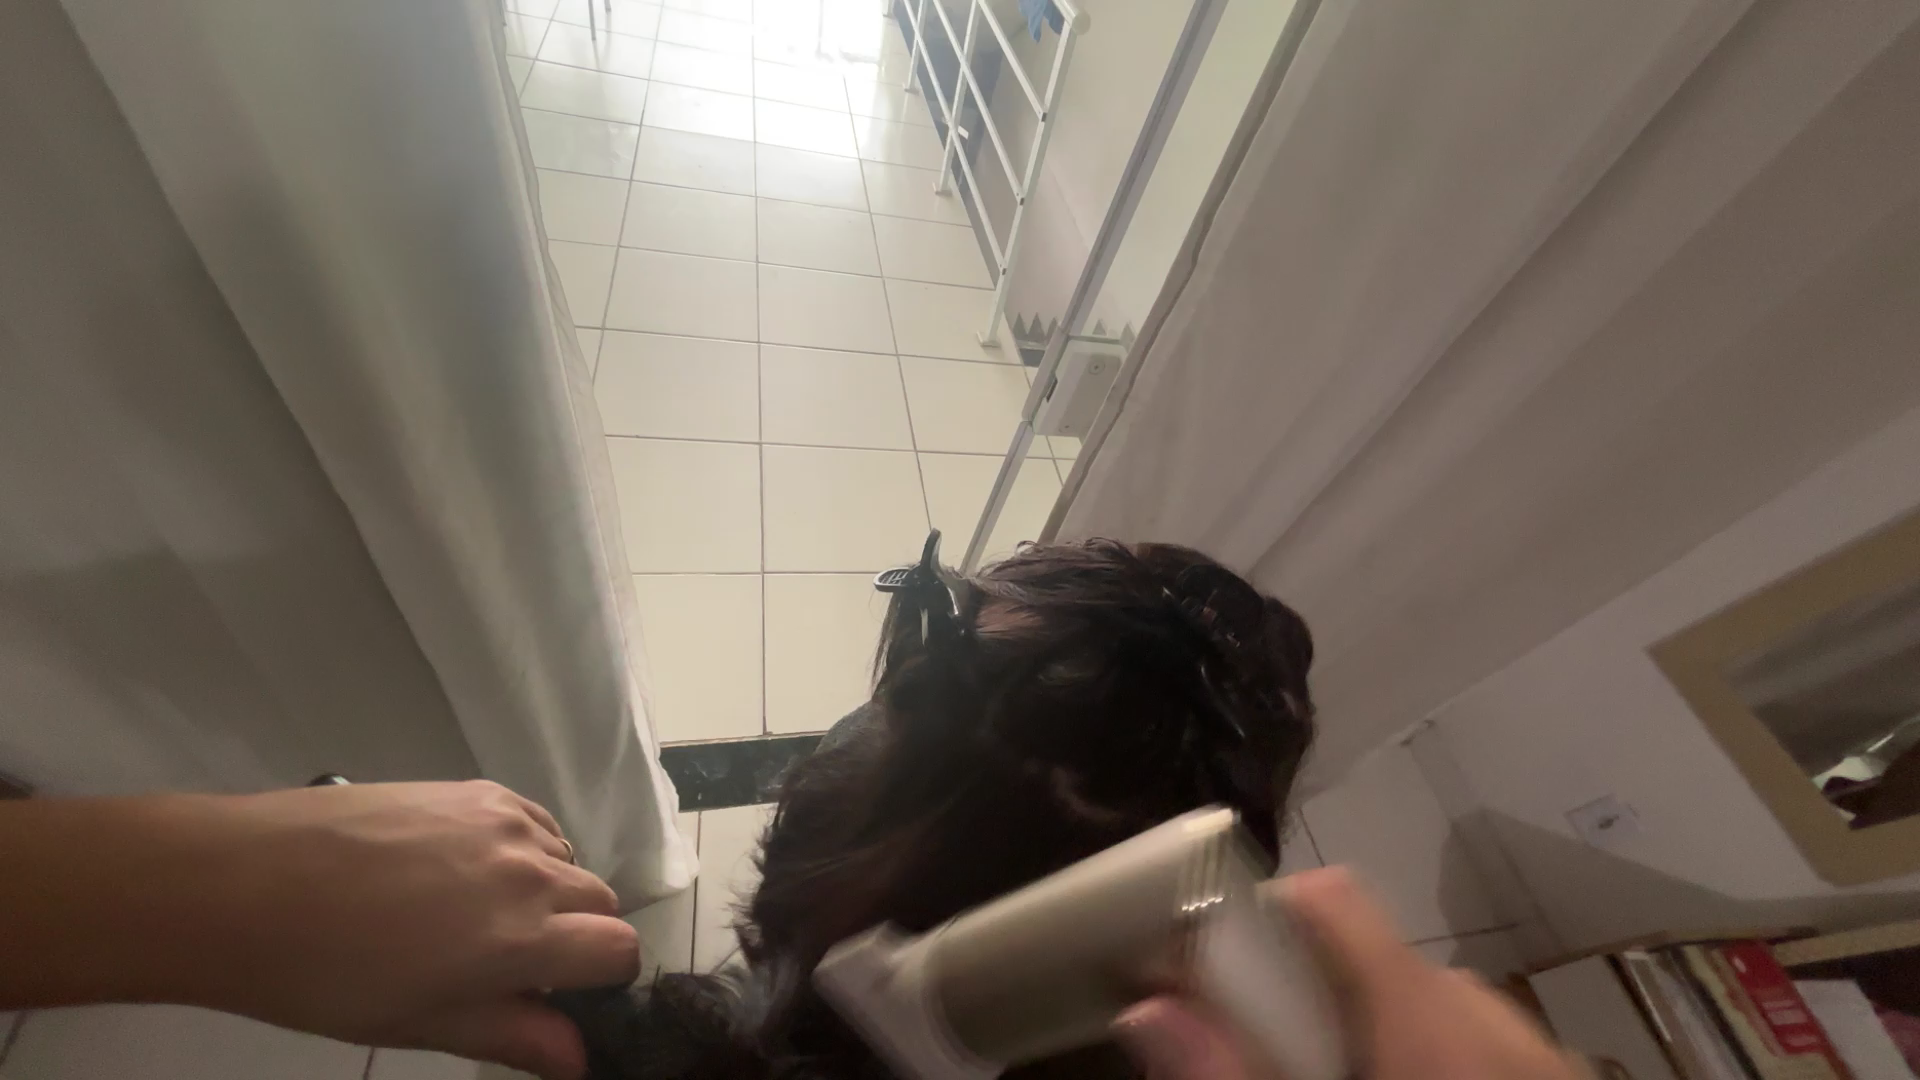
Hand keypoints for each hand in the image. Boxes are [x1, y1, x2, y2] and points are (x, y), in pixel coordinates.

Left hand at [0, 782, 638, 1079]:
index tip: (574, 991)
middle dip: (580, 932)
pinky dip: (527, 851)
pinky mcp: (491, 792)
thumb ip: (515, 1036)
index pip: (618, 948)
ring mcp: (516, 824)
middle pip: (604, 901)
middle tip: (517, 956)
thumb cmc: (329, 974)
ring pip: (570, 862)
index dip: (608, 975)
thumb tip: (580, 1061)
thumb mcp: (421, 1023)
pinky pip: (540, 825)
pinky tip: (470, 867)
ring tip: (479, 907)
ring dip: (549, 889)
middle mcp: (536, 872)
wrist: (252, 882)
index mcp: (522, 938)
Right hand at [1113, 867, 1582, 1079]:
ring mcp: (1537, 1056)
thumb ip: (1232, 1074)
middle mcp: (1488, 1016)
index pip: (1326, 900)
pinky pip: (1467, 1040)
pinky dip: (1417, 1058)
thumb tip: (1147, 1009)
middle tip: (1270, 1060)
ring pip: (1410, 1001)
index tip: (1216, 970)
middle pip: (1360, 954)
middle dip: (1299, 992)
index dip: (1260, 917)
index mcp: (1429, 1015)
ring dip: (1356, 1030)